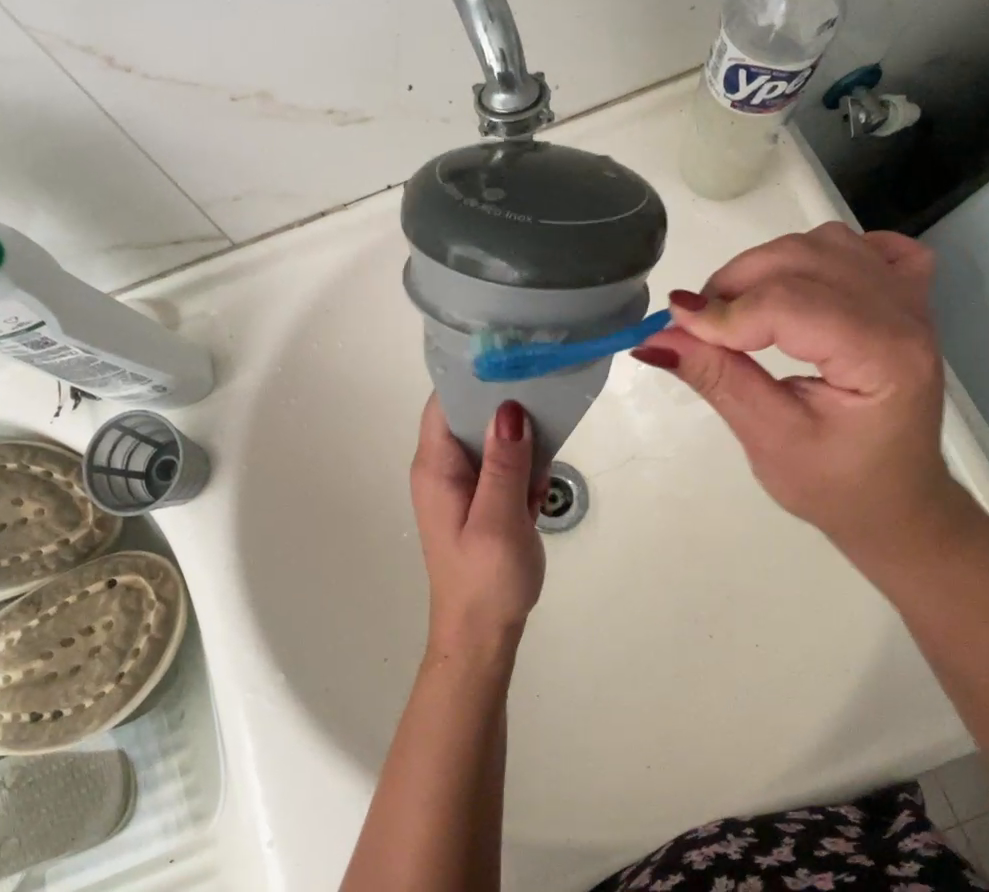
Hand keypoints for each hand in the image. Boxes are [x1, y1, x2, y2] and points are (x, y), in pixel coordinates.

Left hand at [409, 396, 546, 655]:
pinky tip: (545, 471)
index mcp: (436, 466)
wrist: (483, 635)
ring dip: (522, 437)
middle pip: (473, 415)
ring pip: (495, 439)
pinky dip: (526, 466)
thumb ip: (504, 463)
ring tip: (552, 414)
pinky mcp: (486, 501)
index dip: (473, 375)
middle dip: (507, 401)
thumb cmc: (484, 579)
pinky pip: (506, 466)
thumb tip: (508, 407)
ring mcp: (467, 485)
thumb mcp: (497, 519)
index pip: (445, 401)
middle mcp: (446, 468)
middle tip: (546, 379)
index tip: (512, 352)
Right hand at [632, 222, 963, 546]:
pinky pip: (866, 247)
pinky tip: (799, 287)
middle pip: (805, 258)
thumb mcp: (769, 440)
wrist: (896, 503)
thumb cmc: (837, 486)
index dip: (725, 312)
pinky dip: (822, 254)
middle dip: (737, 282)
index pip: (792, 304)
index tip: (672, 329)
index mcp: (884, 357)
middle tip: (698, 325)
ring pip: (826, 243)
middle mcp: (905, 315)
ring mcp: (911, 299)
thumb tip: (655, 338)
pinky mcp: (906, 297)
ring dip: (769, 265)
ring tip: (738, 311)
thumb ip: (718, 379)